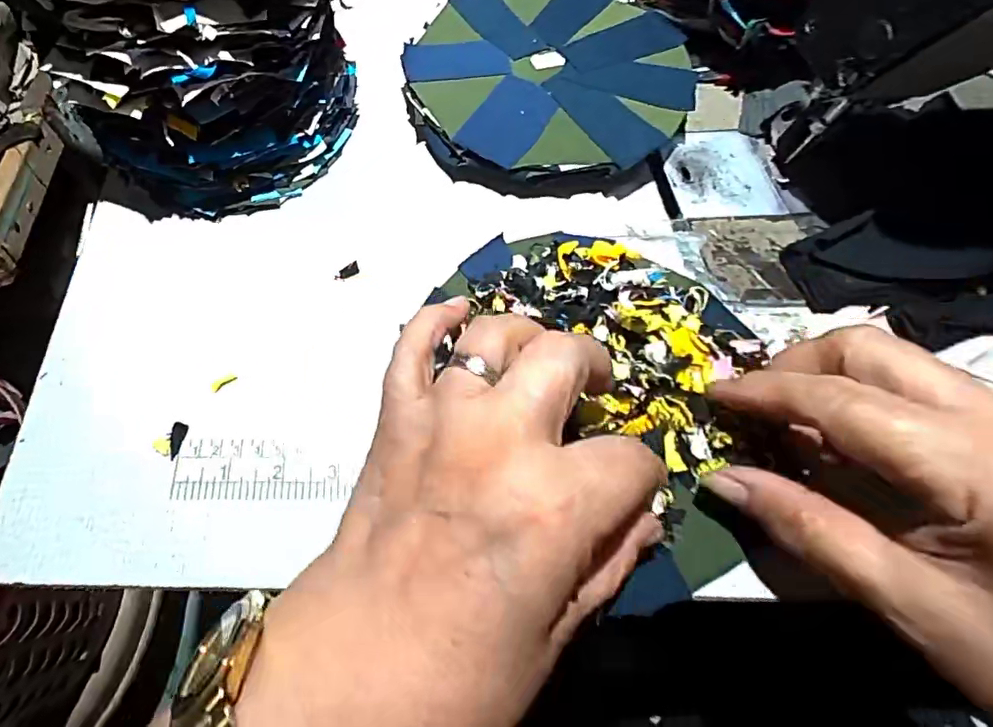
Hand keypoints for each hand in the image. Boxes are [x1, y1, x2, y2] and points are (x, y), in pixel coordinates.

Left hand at [236, 303, 664, 726]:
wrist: (349, 678)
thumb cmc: (460, 678)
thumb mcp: (557, 634)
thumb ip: (610, 562)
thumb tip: (644, 515)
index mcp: (553, 503)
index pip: (630, 459)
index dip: (642, 473)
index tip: (633, 486)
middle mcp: (500, 441)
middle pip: (564, 358)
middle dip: (595, 368)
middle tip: (595, 391)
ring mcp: (441, 419)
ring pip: (491, 337)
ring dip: (524, 338)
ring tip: (536, 360)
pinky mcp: (394, 419)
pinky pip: (410, 346)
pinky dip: (433, 321)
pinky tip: (456, 314)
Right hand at [704, 327, 992, 726]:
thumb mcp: (927, 621)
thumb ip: (815, 536)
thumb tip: (727, 481)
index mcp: (990, 468)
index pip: (845, 399)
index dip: (766, 391)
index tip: (711, 395)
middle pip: (875, 346)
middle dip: (799, 365)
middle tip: (753, 411)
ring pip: (905, 362)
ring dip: (837, 382)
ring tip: (794, 429)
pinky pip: (937, 394)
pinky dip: (878, 405)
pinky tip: (861, 452)